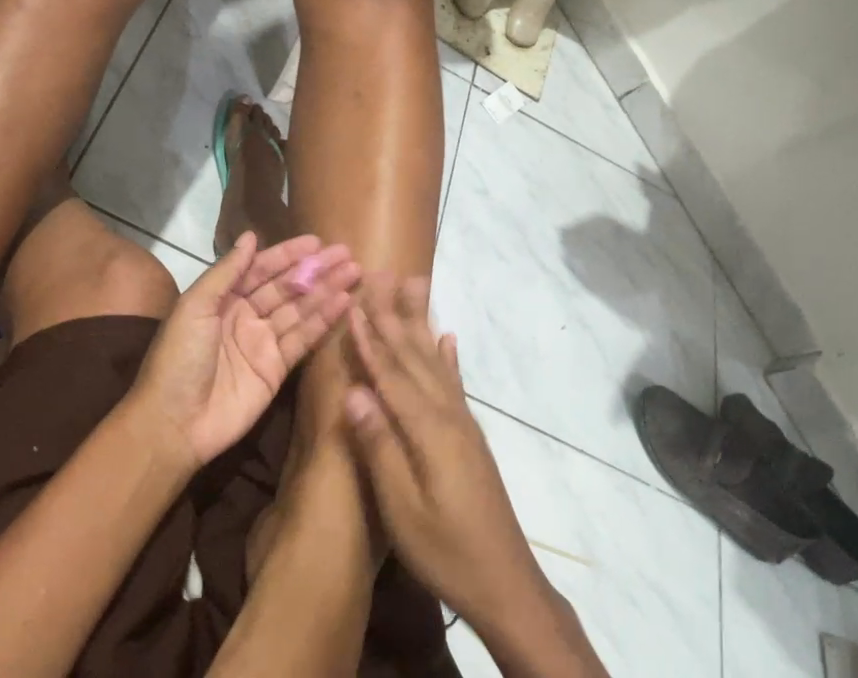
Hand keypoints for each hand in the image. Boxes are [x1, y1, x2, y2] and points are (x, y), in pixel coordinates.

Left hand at [130, 231, 359, 465]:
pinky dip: (324, 321)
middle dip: (314, 270)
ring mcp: (263, 343)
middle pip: (285, 287)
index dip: (287, 255)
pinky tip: (344, 302)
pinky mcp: (277, 370)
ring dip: (325, 291)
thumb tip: (250, 236)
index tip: (316, 241)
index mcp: (222, 299)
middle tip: (346, 253)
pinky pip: (303, 339)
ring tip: (355, 272)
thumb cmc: (178, 357)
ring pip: (299, 310)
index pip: (260, 269)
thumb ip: (226, 273)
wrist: (175, 421)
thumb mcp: (194, 307)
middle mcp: (245, 316)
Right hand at [342, 275, 541, 622]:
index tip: (352, 301)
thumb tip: (354, 390)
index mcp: (428, 430)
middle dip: (395, 315)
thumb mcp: (401, 506)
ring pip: (436, 362)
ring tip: (413, 288)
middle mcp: (449, 416)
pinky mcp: (470, 439)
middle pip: (415, 356)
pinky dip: (448, 358)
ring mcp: (463, 426)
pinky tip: (447, 339)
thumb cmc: (444, 549)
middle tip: (383, 274)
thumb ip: (379, 445)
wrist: (505, 584)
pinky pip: (455, 385)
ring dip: (419, 324)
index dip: (369, 338)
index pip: (391, 373)